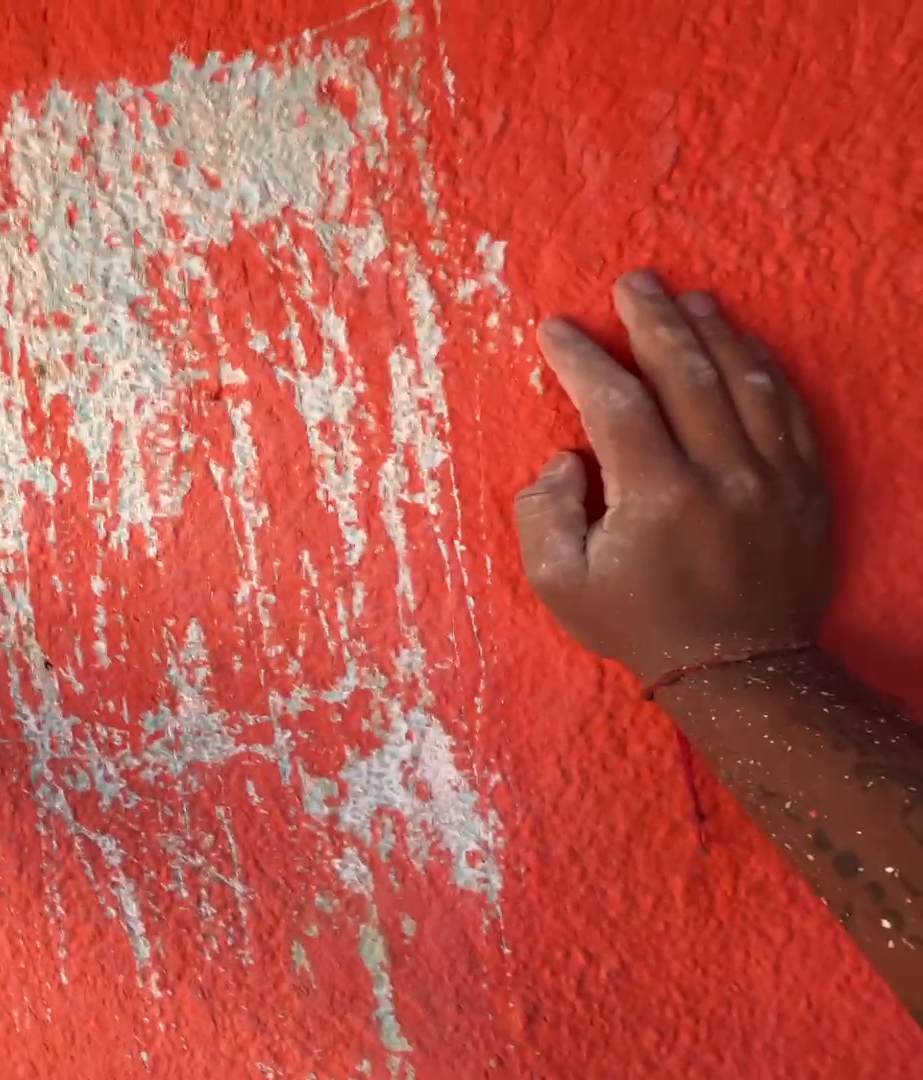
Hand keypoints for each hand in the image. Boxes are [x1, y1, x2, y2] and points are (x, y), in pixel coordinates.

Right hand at [514, 269, 833, 683]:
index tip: (554, 327)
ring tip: (686, 296)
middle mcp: (723, 473)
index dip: (582, 359)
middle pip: (687, 375)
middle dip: (652, 322)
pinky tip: (740, 344)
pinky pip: (787, 409)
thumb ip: (543, 512)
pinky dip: (761, 367)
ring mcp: (774, 475)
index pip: (616, 404)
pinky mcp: (805, 484)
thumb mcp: (556, 580)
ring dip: (713, 332)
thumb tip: (565, 459)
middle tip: (630, 281)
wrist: (738, 666)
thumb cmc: (631, 621)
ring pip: (744, 382)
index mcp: (656, 495)